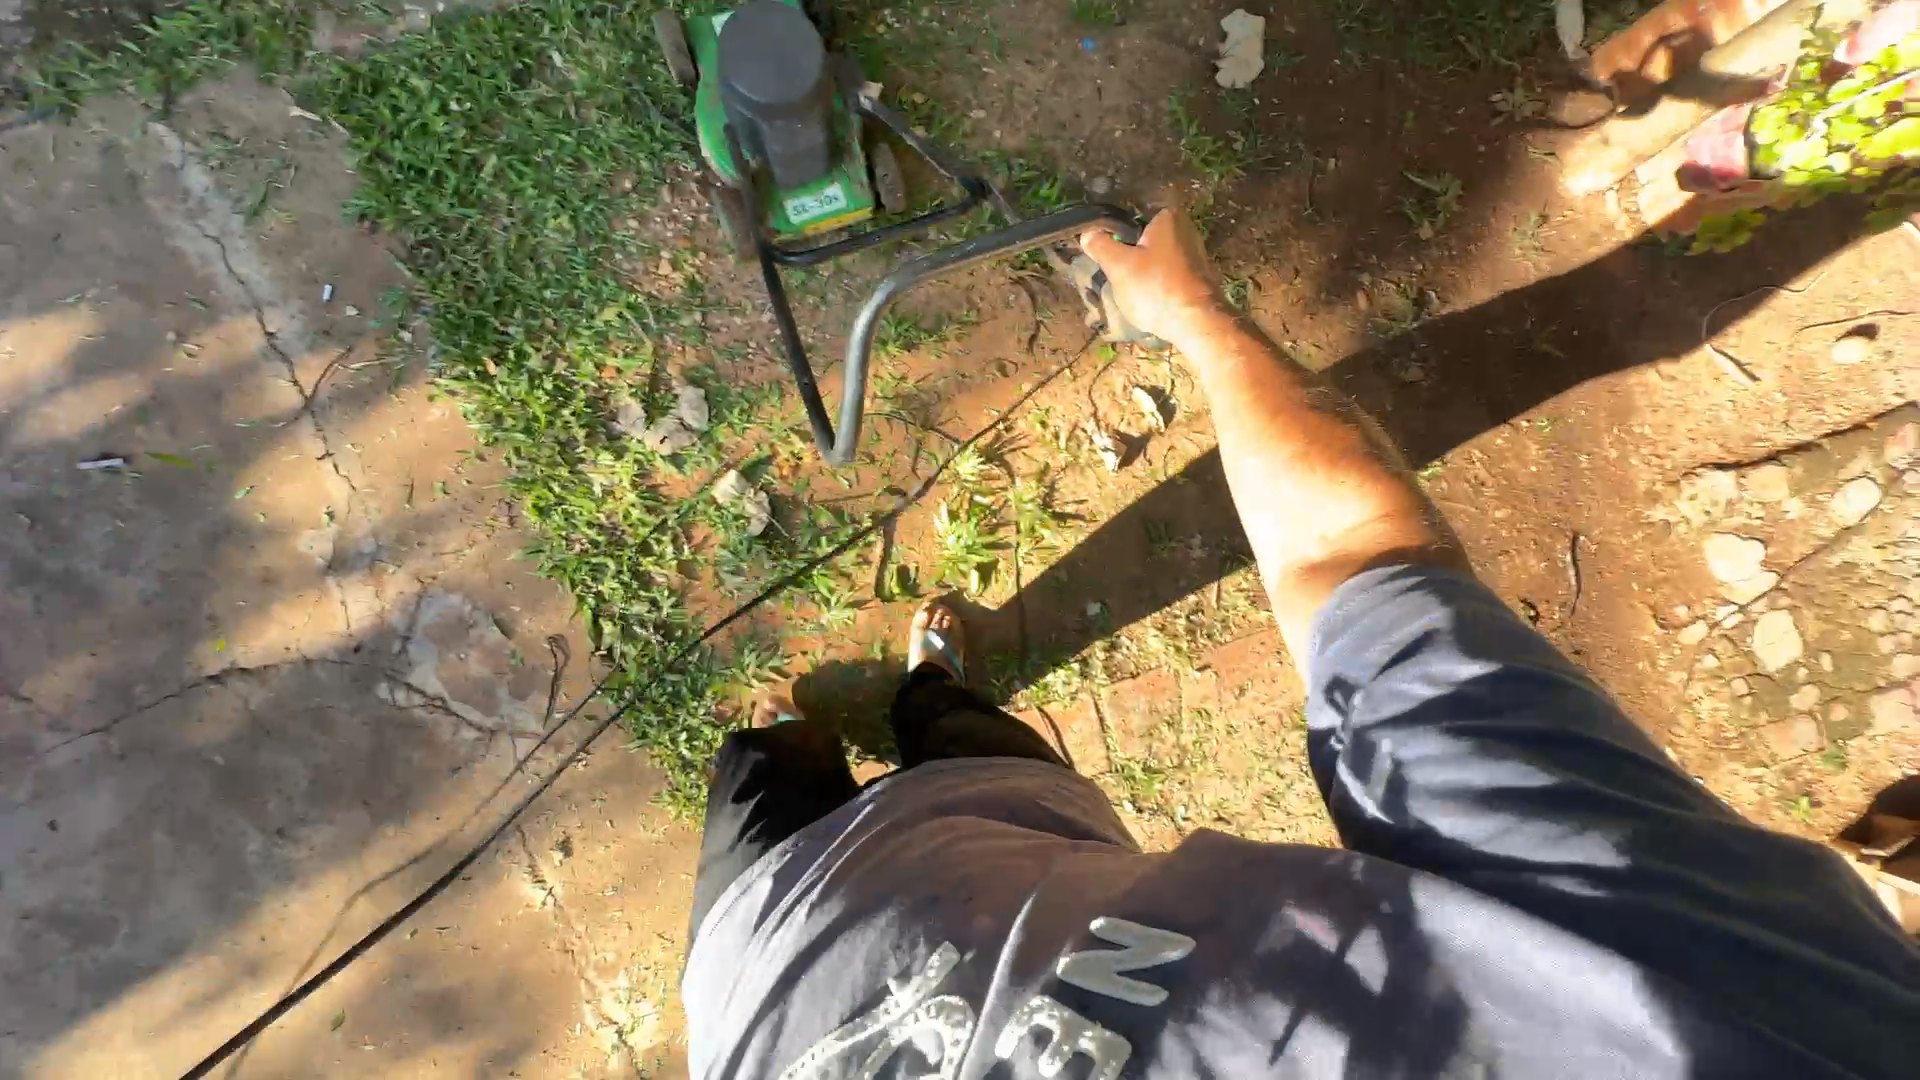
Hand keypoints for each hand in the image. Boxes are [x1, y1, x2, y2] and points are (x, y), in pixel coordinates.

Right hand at [1078, 209, 1230, 346]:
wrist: (1195, 321)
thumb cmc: (1155, 287)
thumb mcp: (1118, 266)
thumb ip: (1101, 246)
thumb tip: (1088, 233)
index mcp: (1167, 217)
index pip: (1131, 220)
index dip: (1115, 238)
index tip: (1108, 259)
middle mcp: (1185, 229)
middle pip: (1143, 241)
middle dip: (1129, 258)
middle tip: (1117, 278)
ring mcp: (1194, 254)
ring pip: (1154, 261)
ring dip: (1141, 275)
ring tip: (1132, 293)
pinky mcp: (1197, 277)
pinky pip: (1167, 276)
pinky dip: (1156, 286)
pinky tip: (1150, 301)